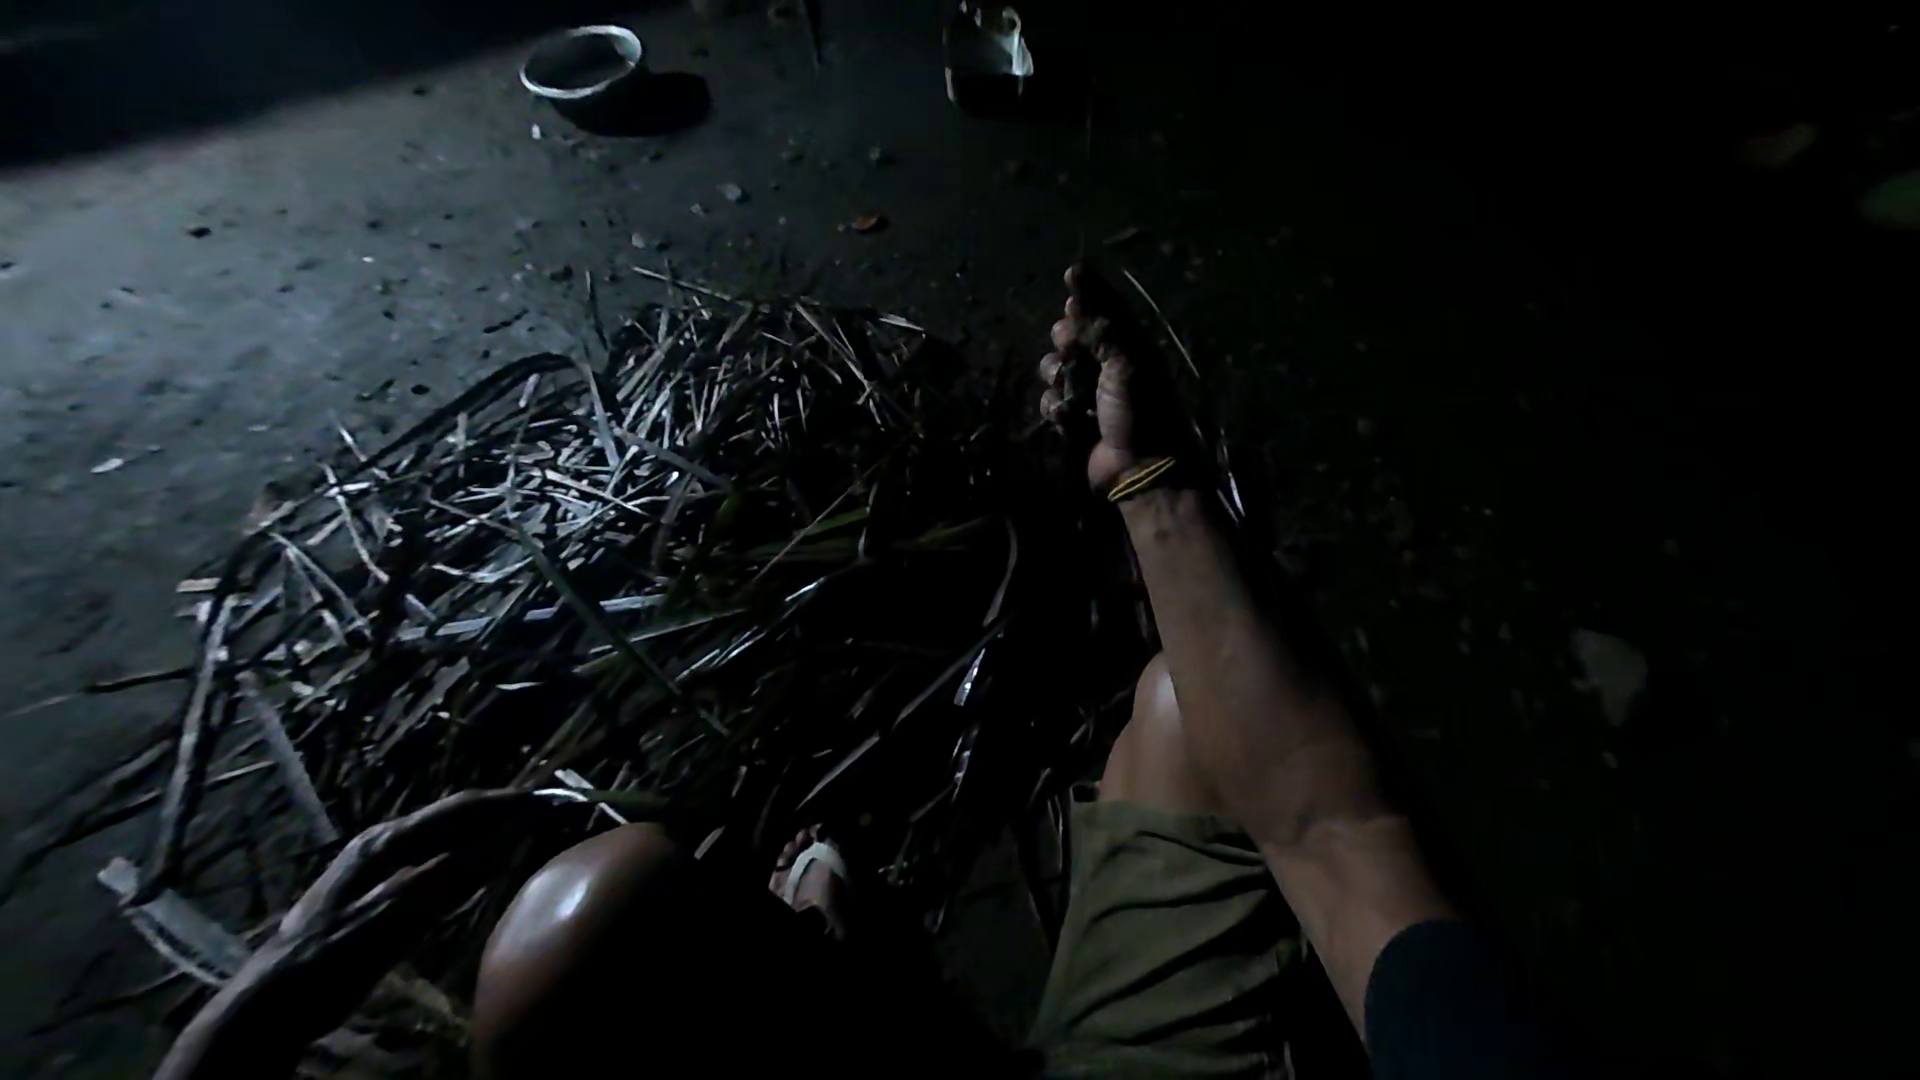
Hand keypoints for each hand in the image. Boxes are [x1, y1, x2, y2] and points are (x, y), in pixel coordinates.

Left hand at [156, 789, 554, 1079]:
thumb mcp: (397, 909)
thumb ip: (456, 869)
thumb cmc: (332, 953)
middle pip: (460, 817)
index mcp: (388, 838)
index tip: (549, 802)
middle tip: (547, 815)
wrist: (269, 1006)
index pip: (464, 806)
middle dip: (505, 813)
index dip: (509, 801)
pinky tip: (489, 866)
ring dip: (491, 833)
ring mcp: (384, 864)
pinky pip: (441, 861)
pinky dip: (472, 858)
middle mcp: (388, 841)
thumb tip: (511, 836)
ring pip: (452, 837)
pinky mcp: (385, 889)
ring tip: (529, 834)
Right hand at [1038, 264, 1180, 493]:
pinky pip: (1051, 401)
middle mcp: (1107, 365)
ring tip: (1068, 392)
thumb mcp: (1126, 361)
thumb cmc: (1140, 410)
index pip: (1104, 309)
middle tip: (1070, 349)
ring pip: (1055, 369)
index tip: (1070, 280)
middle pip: (1072, 337)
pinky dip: (1054, 408)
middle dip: (1066, 341)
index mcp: (1128, 347)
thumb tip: (1075, 279)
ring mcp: (1089, 393)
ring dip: (1056, 378)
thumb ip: (1100, 323)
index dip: (1087, 293)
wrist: (1139, 466)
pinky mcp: (1073, 419)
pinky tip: (1065, 417)